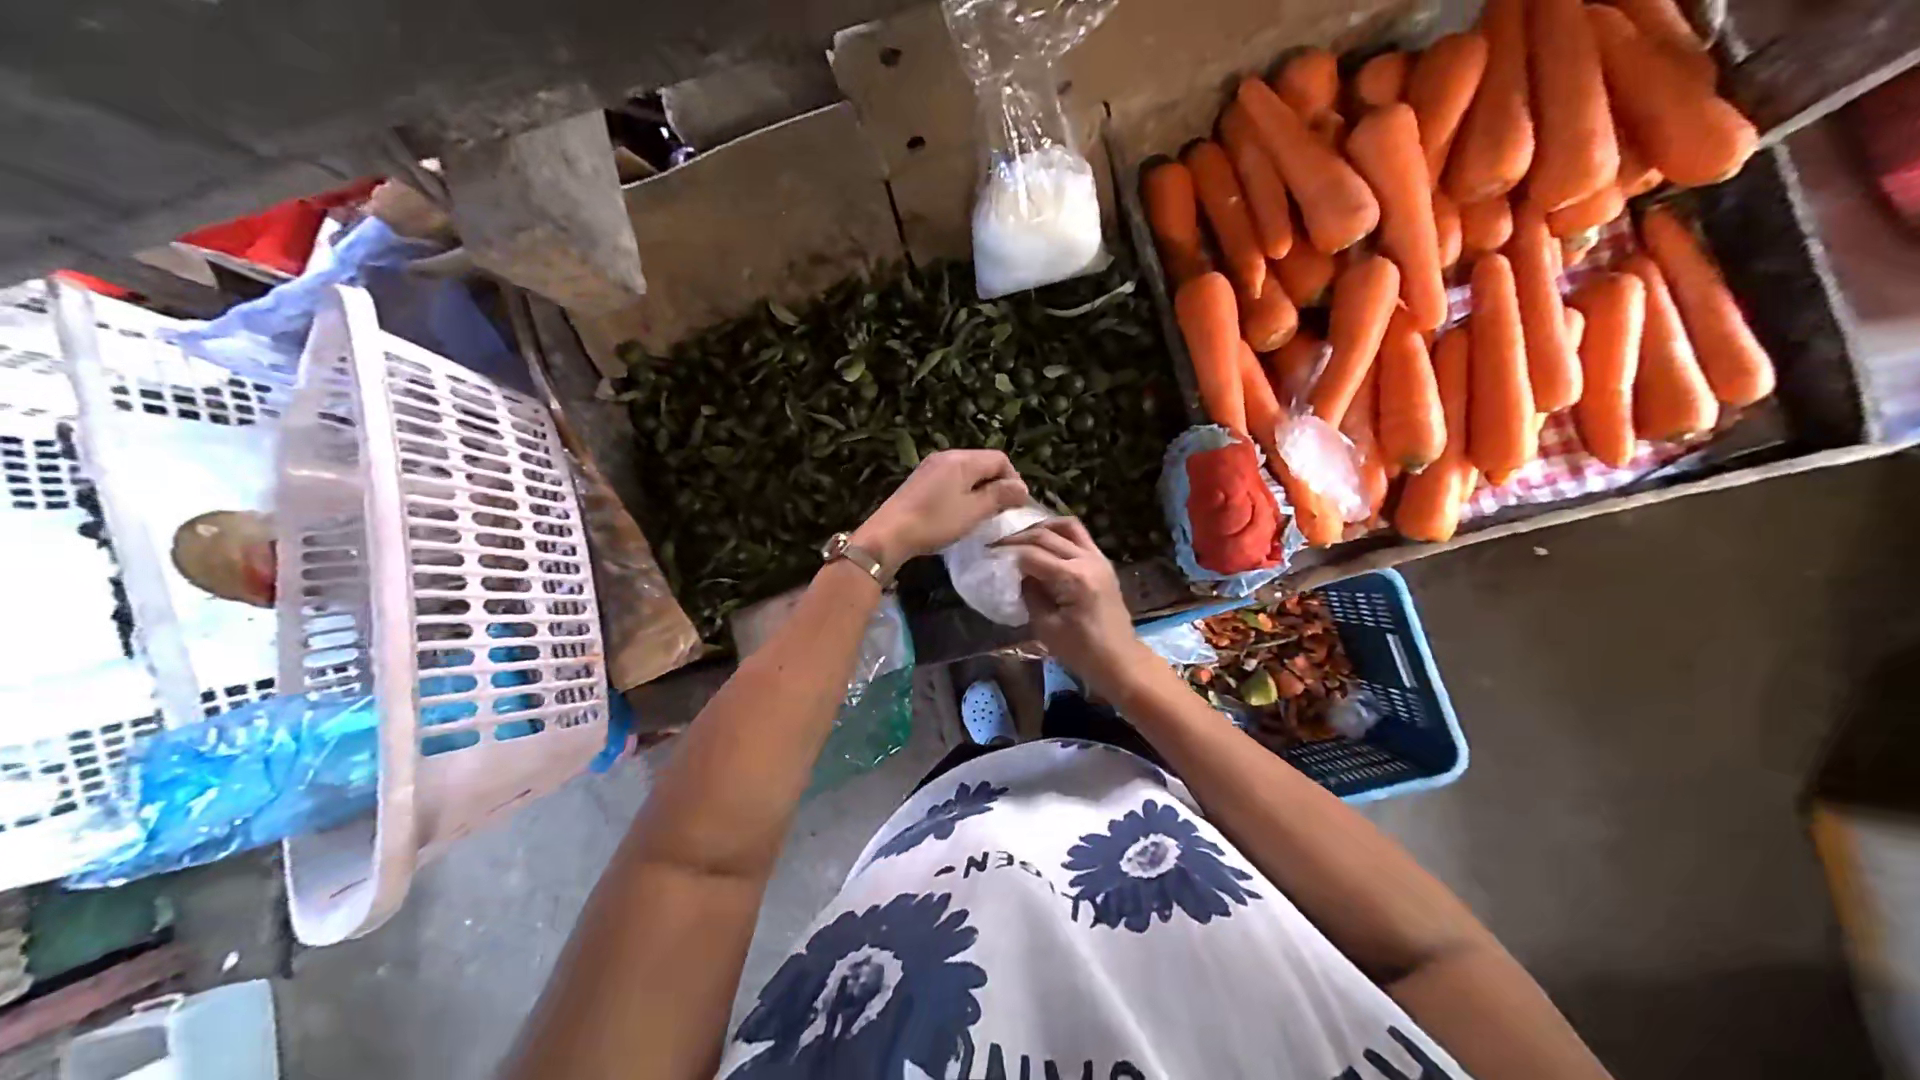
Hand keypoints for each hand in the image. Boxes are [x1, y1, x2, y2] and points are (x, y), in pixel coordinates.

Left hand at [852, 450, 1029, 573]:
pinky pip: (951, 479)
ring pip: (967, 472)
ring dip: (980, 489)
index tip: (1015, 505)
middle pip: (983, 463)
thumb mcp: (974, 511)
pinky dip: (962, 491)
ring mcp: (931, 467)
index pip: (1000, 459)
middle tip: (1001, 511)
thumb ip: (1000, 496)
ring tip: (982, 513)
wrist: (889, 534)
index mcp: (962, 460)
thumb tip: (1022, 487)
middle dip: (997, 484)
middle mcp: (946, 456)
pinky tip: (959, 512)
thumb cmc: (935, 522)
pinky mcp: (921, 480)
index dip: (1013, 480)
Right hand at [994, 517, 1149, 698]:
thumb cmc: (1082, 651)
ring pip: (1067, 526)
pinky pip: (1079, 536)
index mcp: (1073, 578)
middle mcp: (1088, 560)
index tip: (987, 553)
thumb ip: (1030, 594)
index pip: (1032, 555)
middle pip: (1047, 536)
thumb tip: (1017, 573)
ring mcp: (1098, 558)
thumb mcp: (1046, 627)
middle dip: (1018, 537)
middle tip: (996, 543)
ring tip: (1021, 537)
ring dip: (1042, 527)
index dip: (1007, 552)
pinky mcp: (1102, 563)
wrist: (1120, 660)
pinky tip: (1043, 542)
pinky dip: (1059, 533)